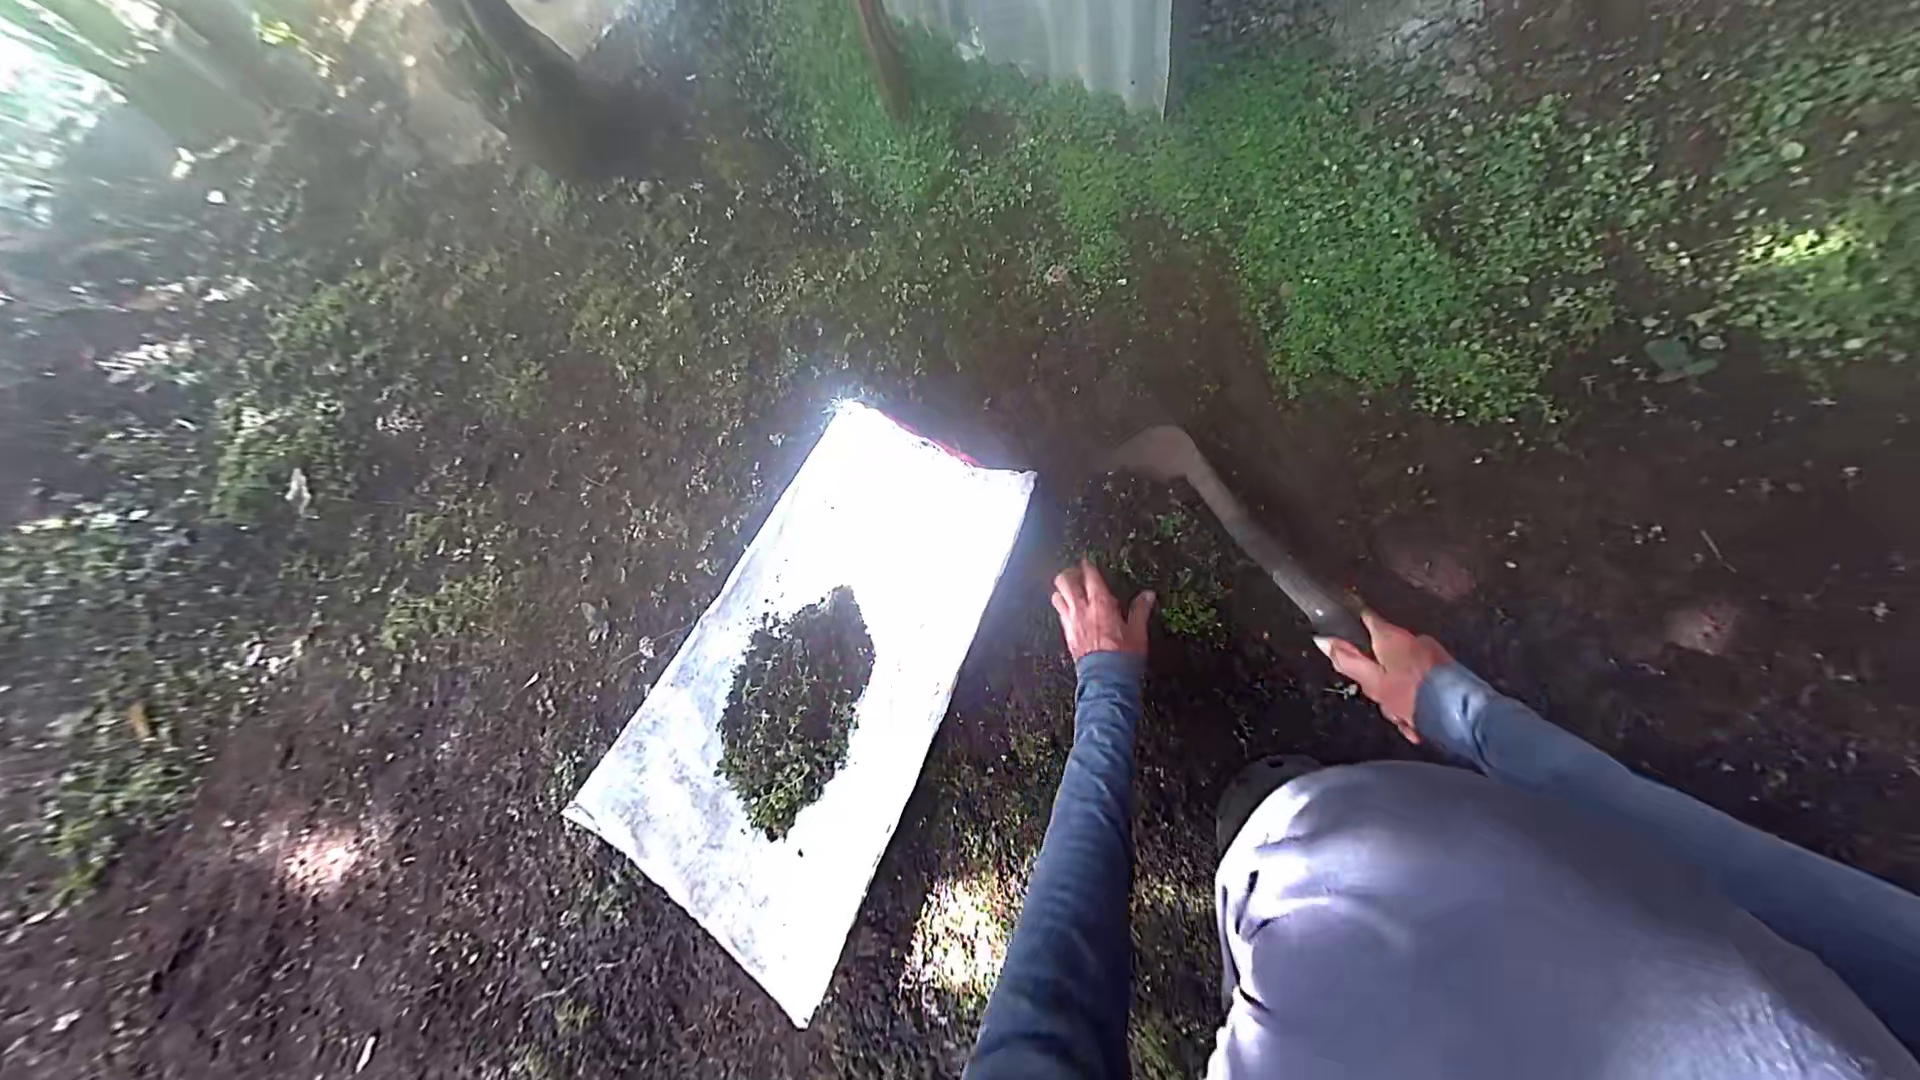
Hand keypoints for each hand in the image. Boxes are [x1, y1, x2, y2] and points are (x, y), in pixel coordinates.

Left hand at [1051, 558, 1153, 661]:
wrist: (1106, 680)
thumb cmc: (1123, 657)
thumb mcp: (1138, 631)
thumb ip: (1140, 610)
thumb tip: (1147, 596)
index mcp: (1100, 604)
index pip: (1090, 576)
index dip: (1087, 566)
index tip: (1087, 561)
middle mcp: (1082, 609)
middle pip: (1065, 581)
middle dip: (1069, 573)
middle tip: (1076, 573)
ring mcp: (1071, 621)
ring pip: (1057, 596)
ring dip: (1062, 590)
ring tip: (1070, 590)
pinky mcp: (1067, 634)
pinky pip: (1060, 614)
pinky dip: (1063, 608)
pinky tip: (1069, 610)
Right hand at [1318, 610, 1451, 744]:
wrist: (1471, 720)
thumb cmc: (1417, 698)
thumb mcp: (1372, 682)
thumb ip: (1346, 660)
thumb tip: (1323, 640)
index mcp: (1393, 637)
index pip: (1366, 618)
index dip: (1351, 631)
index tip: (1345, 647)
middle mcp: (1415, 640)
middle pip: (1382, 652)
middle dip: (1378, 678)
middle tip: (1383, 699)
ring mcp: (1434, 655)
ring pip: (1401, 671)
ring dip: (1399, 696)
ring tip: (1406, 718)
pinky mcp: (1450, 672)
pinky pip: (1421, 683)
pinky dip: (1417, 702)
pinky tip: (1420, 721)